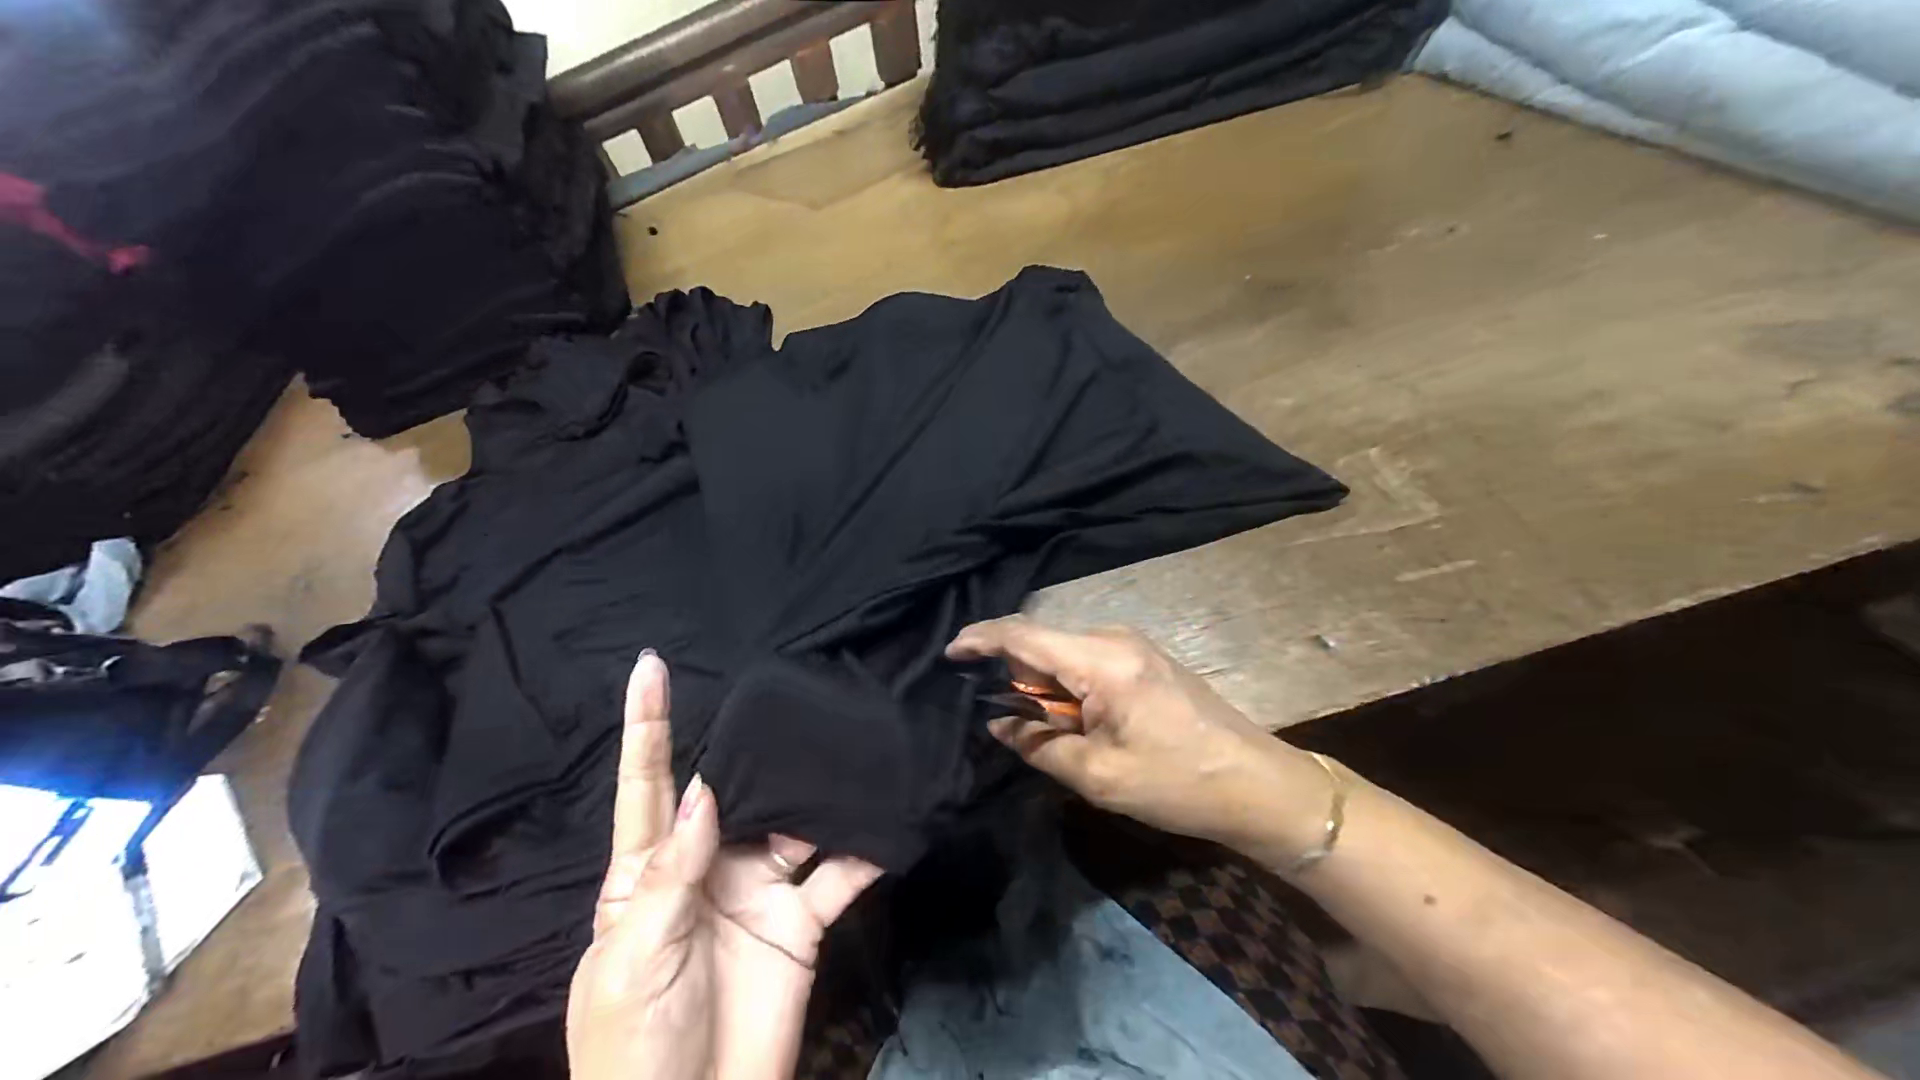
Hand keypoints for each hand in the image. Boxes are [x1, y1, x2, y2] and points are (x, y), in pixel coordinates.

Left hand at [567, 653, 881, 1079]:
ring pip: (793, 823)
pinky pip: (838, 876)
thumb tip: (704, 791)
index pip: (648, 786)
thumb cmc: (633, 1045)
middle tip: (786, 700)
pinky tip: (888, 825)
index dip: (648, 726)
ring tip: (844, 748)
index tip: (649, 667)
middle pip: (733, 792)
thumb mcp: (633, 961)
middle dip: (753, 750)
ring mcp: (758, 891)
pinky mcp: (800, 922)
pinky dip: (865, 852)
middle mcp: (708, 867)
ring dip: (817, 793)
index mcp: (649, 874)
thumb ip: (671, 874)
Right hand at [947, 616, 1334, 864]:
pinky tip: (1068, 715)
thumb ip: (1038, 745)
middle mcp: (1114, 638)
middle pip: (1042, 639)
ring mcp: (1133, 643)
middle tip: (991, 708)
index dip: (981, 640)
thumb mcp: (1098, 776)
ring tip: (1033, 721)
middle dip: (1011, 669)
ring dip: (1040, 679)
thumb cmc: (1176, 783)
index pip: (1024, 635)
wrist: (1257, 783)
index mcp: (1101, 661)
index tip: (949, 654)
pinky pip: (1086, 657)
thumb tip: (999, 723)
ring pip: (1063, 648)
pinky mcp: (1144, 657)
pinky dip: (1065, 680)